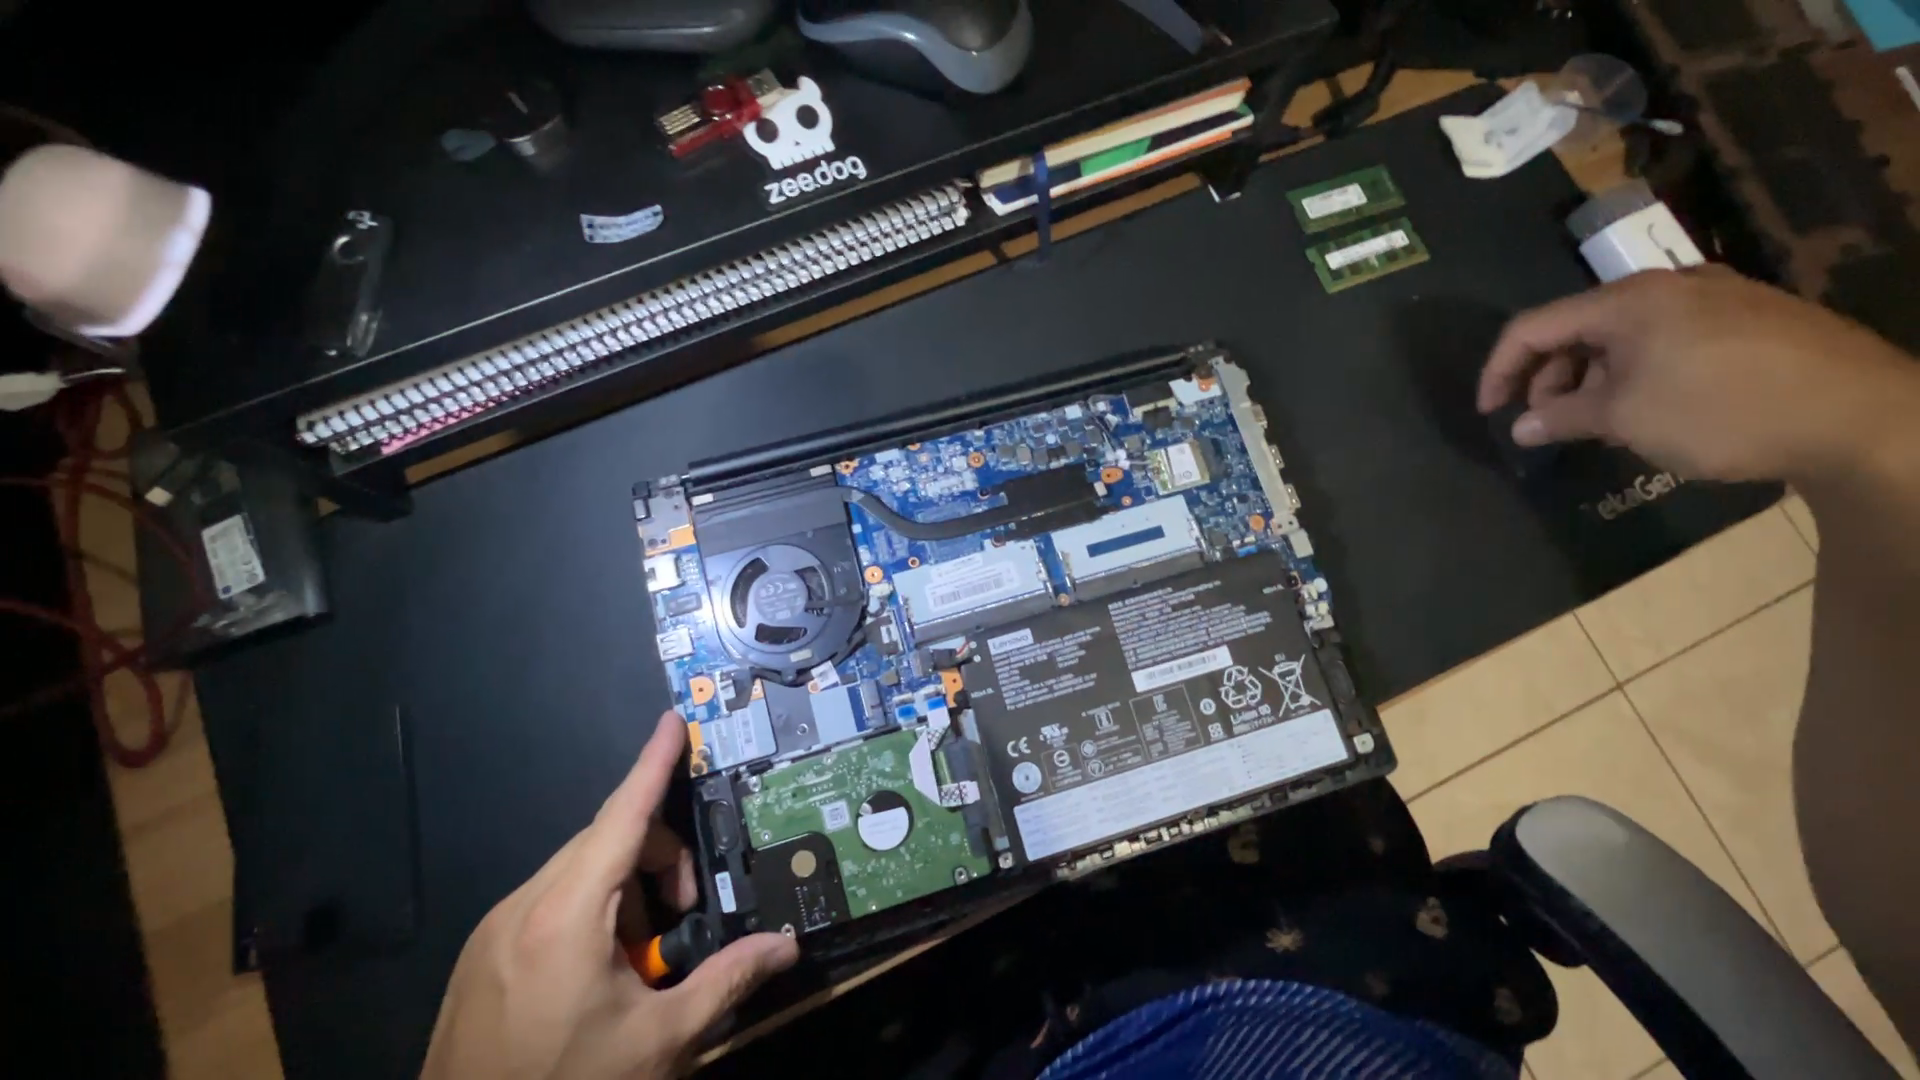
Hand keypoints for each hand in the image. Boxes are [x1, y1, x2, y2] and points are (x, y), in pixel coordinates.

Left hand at [422, 714, 797, 1079]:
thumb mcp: (660, 1042)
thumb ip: (727, 982)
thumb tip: (785, 946)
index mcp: (566, 917)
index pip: (621, 818)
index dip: (652, 765)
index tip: (673, 722)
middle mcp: (524, 907)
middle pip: (605, 839)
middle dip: (658, 855)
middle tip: (686, 911)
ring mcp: (496, 928)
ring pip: (578, 869)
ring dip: (626, 888)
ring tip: (641, 956)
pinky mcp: (482, 952)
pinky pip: (549, 898)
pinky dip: (591, 908)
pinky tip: (602, 968)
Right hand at [1477, 266, 1918, 483]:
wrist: (1861, 416)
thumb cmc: (1721, 410)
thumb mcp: (1625, 418)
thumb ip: (1562, 418)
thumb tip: (1523, 426)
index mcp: (1628, 301)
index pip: (1533, 327)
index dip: (1499, 370)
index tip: (1490, 412)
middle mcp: (1669, 286)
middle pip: (1578, 327)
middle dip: (1549, 377)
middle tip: (1550, 424)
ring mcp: (1717, 298)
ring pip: (1623, 335)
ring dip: (1593, 378)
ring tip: (1600, 422)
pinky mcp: (1753, 319)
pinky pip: (1667, 340)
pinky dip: (1637, 372)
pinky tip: (1650, 408)